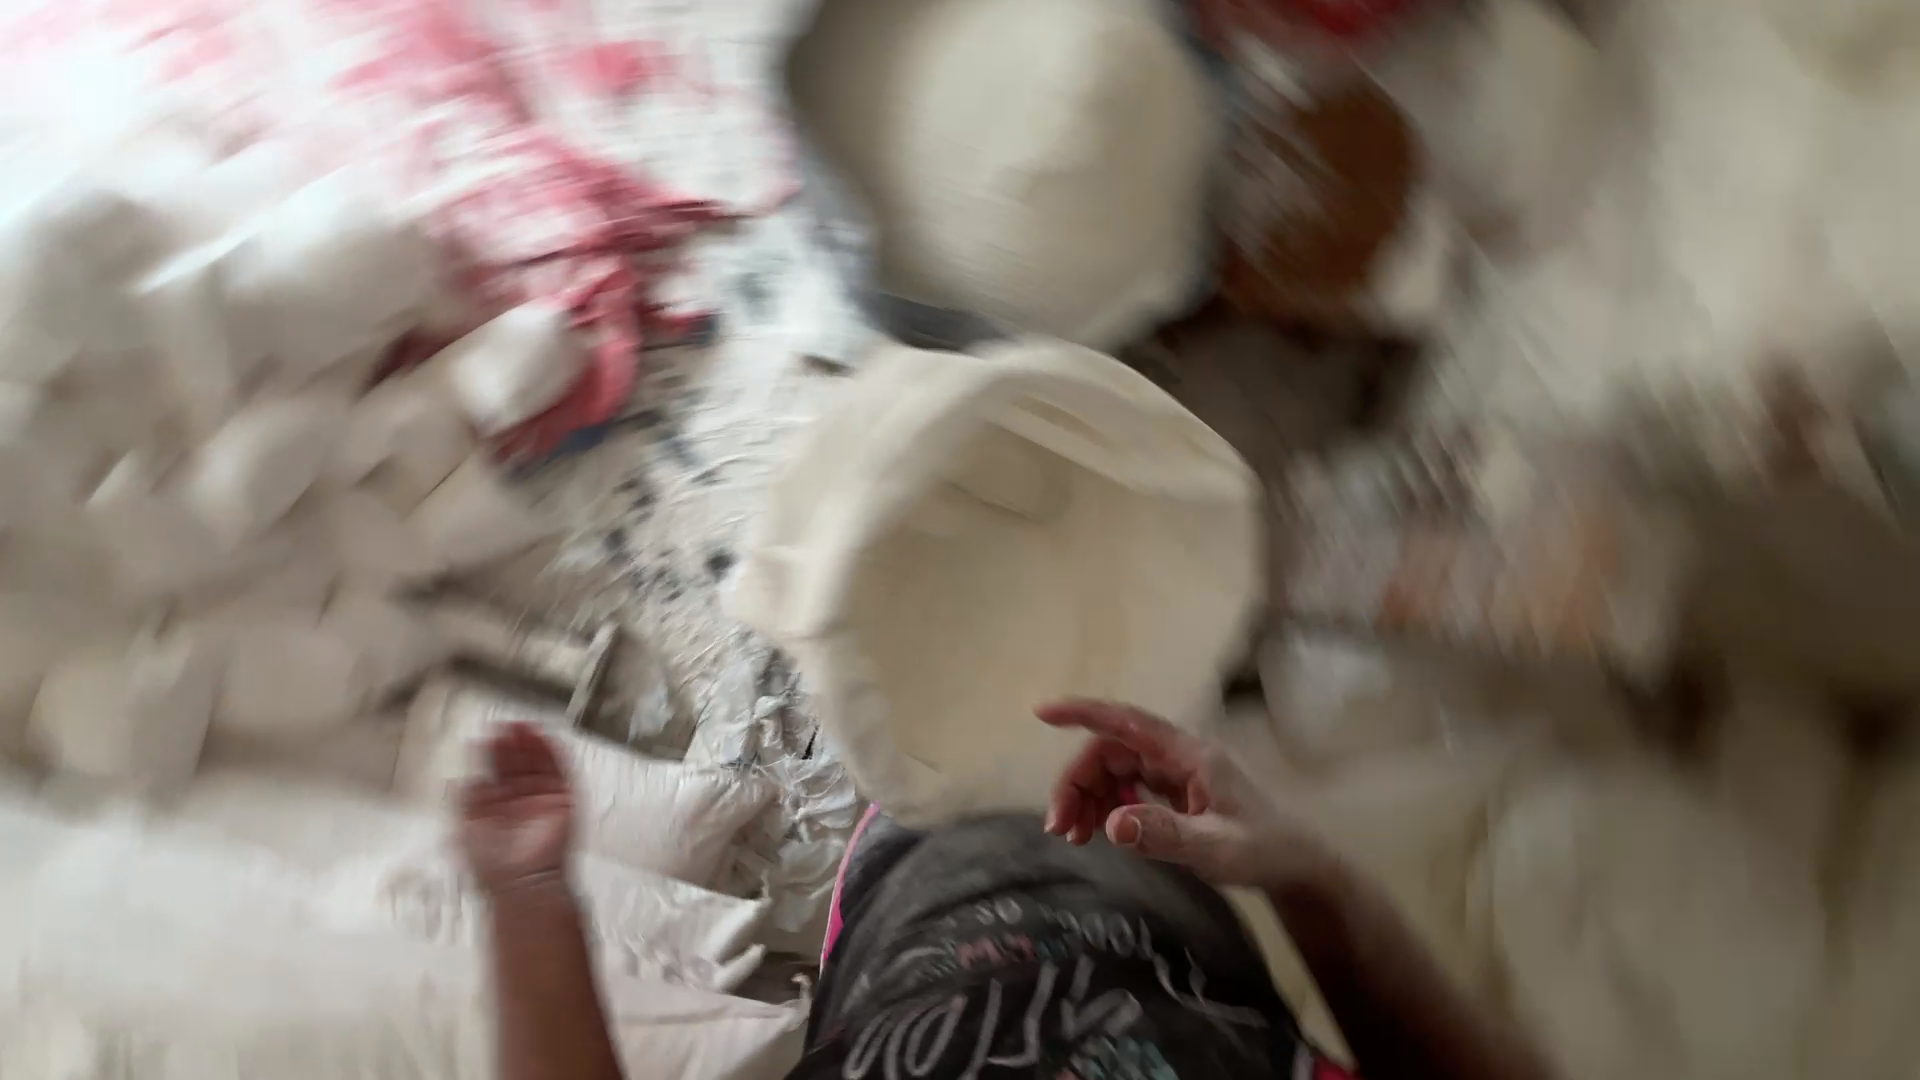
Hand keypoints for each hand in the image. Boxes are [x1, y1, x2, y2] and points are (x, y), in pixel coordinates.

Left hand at [459, 721, 575, 894]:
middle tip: (504, 725)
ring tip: (521, 725)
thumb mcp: (467, 829)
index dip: (490, 754)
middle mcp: (520, 801)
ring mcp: (543, 798)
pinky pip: (560, 769)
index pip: (495, 774)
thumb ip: (466, 801)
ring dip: (531, 744)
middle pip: (517, 764)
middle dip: (511, 744)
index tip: (485, 736)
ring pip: (538, 763)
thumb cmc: (493, 863)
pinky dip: (552, 753)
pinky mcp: (564, 797)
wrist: (524, 878)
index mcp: (495, 809)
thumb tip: (461, 778)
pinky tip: (543, 738)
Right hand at [1038, 699, 1335, 890]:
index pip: (1125, 721)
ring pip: (1110, 771)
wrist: (1297, 868)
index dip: (1083, 713)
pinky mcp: (1168, 792)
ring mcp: (1169, 773)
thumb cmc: (1263, 850)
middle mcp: (1173, 755)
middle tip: (1058, 825)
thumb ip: (1166, 835)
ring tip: (1071, 836)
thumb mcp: (1217, 847)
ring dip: (1085, 797)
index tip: (1043, 713)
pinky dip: (1101, 807)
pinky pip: (1122, 790)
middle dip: (1077, 782)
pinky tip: (1094, 833)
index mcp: (1186, 753)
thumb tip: (1111, 823)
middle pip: (1108, 752)